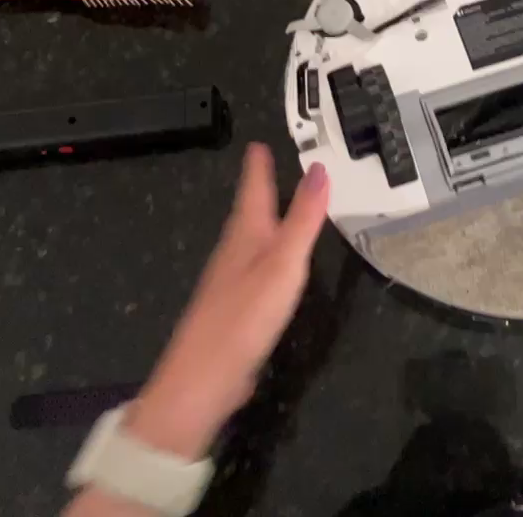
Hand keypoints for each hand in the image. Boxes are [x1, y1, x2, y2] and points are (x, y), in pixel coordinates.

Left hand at [123, 144, 329, 460]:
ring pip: (249, 238)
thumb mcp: (284, 263)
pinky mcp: (234, 308)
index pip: (253, 188)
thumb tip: (320, 168)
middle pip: (248, 211)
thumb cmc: (244, 315)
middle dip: (258, 187)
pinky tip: (270, 265)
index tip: (257, 143)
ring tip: (273, 205)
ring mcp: (230, 280)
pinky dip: (264, 252)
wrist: (201, 380)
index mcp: (245, 233)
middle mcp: (234, 250)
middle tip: (267, 165)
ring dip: (262, 218)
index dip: (257, 165)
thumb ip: (304, 217)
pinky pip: (253, 266)